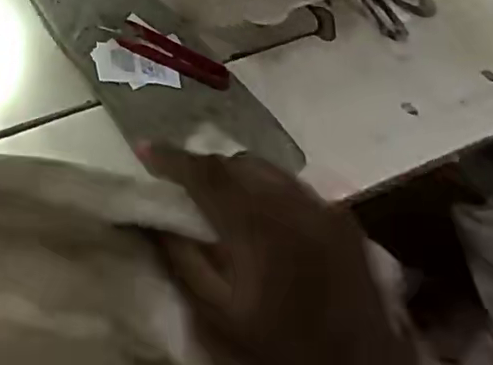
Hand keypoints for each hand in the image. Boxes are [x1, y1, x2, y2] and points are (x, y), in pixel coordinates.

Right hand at [144, 146, 411, 364]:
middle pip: (236, 164)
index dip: (168, 156)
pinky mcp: (352, 232)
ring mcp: (329, 217)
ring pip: (269, 171)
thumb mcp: (215, 315)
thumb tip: (151, 215)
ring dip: (237, 175)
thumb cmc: (278, 352)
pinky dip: (270, 189)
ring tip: (220, 195)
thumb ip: (180, 257)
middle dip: (203, 166)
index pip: (204, 171)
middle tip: (178, 181)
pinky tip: (263, 212)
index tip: (140, 148)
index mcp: (259, 226)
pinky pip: (298, 190)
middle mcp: (296, 208)